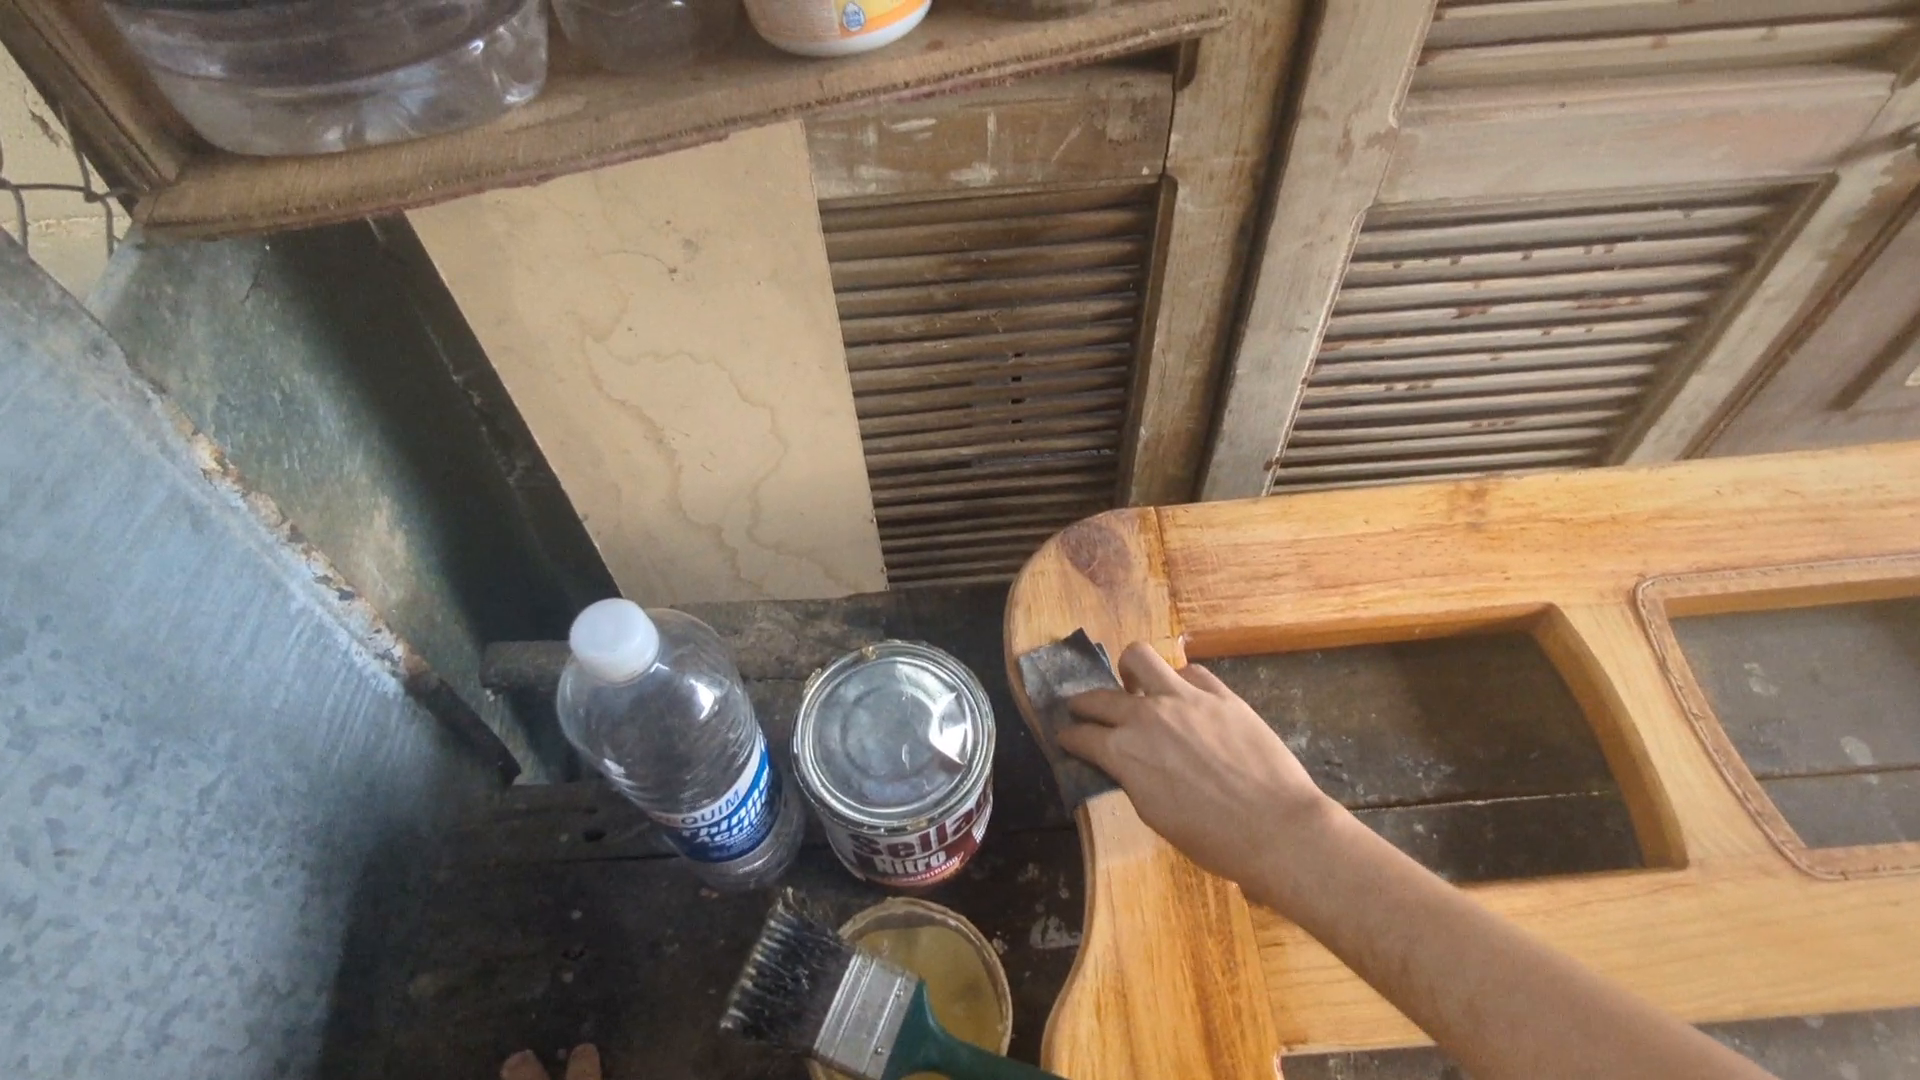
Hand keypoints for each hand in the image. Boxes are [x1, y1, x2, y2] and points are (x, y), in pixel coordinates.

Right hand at [1059, 642, 1337, 887]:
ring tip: (1133, 684)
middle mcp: (1145, 715)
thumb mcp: (1154, 814)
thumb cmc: (1212, 839)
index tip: (1065, 735)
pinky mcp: (1219, 693)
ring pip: (1139, 657)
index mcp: (1123, 753)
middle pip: (1099, 697)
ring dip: (1128, 671)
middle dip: (1083, 704)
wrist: (1276, 828)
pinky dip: (1178, 682)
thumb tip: (1125, 761)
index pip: (1081, 736)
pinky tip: (1184, 697)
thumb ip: (1131, 777)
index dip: (1069, 737)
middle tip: (1082, 710)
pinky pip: (1189, 672)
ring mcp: (1183, 698)